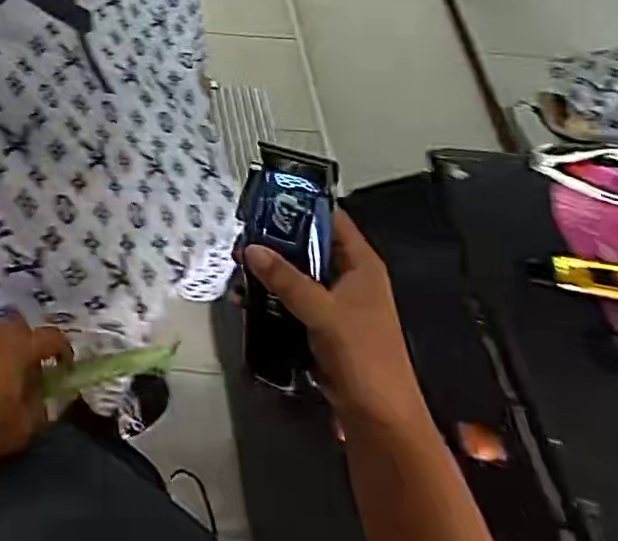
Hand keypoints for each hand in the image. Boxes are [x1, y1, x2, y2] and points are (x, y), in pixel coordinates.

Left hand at [0, 315, 72, 469]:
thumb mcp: (24, 427)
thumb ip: (42, 406)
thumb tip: (44, 394)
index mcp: (20, 345)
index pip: (52, 337)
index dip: (64, 350)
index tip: (66, 368)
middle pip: (23, 330)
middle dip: (32, 347)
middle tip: (32, 374)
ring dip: (7, 349)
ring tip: (4, 378)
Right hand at [242, 210, 423, 422]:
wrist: (379, 419)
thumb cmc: (363, 355)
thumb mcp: (322, 311)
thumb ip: (286, 278)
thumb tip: (251, 249)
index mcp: (361, 265)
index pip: (332, 220)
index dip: (303, 205)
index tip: (268, 199)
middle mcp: (349, 278)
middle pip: (309, 246)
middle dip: (276, 241)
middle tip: (243, 234)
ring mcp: (335, 302)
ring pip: (297, 273)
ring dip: (269, 270)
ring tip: (238, 265)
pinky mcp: (321, 325)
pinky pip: (291, 300)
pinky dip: (271, 296)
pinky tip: (245, 296)